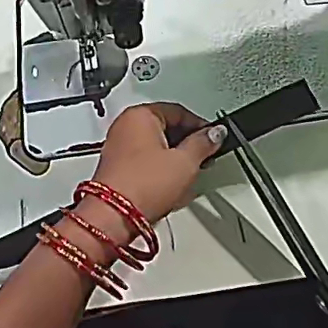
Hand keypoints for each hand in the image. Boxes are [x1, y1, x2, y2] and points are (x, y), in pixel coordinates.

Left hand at [90, 103, 227, 223]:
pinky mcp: (117, 168)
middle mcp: (124, 127)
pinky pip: (145, 162)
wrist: (114, 216)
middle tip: (202, 157)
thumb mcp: (185, 162)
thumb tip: (214, 134)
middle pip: (165, 128)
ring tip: (186, 176)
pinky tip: (170, 186)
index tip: (214, 138)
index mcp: (139, 115)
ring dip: (174, 159)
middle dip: (186, 144)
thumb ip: (203, 144)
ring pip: (156, 147)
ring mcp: (118, 147)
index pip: (178, 111)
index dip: (200, 126)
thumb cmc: (140, 185)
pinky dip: (160, 170)